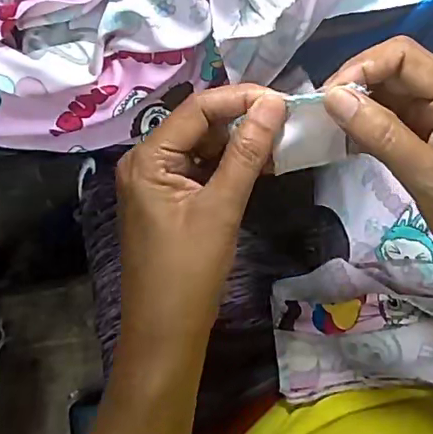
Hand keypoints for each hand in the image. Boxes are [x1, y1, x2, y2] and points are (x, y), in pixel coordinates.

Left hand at [114, 85, 285, 360]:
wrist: (164, 335)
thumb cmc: (188, 273)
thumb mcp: (221, 208)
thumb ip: (247, 153)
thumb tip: (272, 104)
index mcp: (147, 158)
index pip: (196, 108)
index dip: (240, 98)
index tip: (282, 99)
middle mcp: (145, 161)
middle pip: (198, 124)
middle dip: (242, 119)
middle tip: (287, 120)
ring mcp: (156, 181)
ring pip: (202, 145)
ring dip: (239, 142)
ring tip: (281, 141)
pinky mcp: (169, 199)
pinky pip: (201, 168)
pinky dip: (229, 165)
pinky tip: (261, 165)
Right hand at [324, 37, 432, 291]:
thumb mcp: (429, 177)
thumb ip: (381, 134)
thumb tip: (333, 97)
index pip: (403, 56)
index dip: (362, 66)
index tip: (330, 97)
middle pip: (393, 71)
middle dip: (355, 84)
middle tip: (320, 112)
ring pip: (388, 97)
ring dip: (356, 106)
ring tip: (326, 126)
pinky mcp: (428, 144)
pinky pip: (390, 123)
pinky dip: (366, 127)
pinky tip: (343, 142)